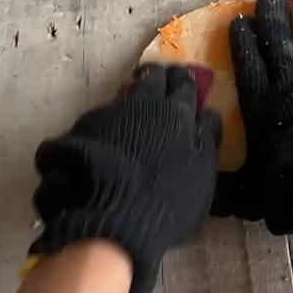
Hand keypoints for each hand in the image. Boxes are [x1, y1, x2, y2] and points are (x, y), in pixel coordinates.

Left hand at [30, 64, 220, 292]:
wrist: (109, 215)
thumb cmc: (167, 199)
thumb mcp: (202, 173)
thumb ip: (206, 140)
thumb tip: (209, 113)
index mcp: (177, 113)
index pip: (185, 84)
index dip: (185, 80)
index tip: (184, 78)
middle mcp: (144, 104)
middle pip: (153, 78)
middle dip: (158, 77)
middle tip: (160, 82)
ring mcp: (111, 114)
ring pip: (125, 95)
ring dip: (132, 98)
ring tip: (133, 110)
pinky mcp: (83, 128)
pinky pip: (101, 118)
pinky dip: (107, 123)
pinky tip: (105, 139)